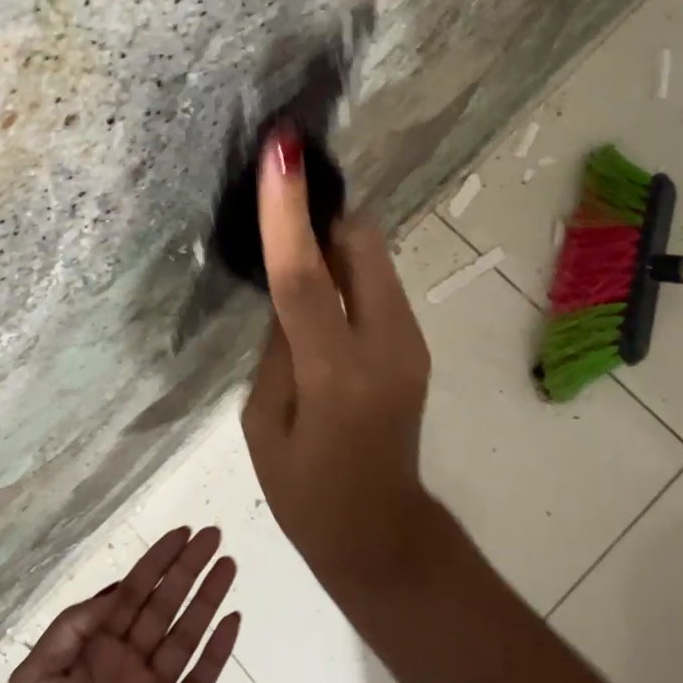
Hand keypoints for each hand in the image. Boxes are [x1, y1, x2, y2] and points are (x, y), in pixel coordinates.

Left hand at [0, 526, 241, 682]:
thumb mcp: (34, 677)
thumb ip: (72, 628)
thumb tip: (114, 591)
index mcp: (92, 650)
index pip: (130, 594)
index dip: (156, 562)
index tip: (181, 533)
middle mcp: (125, 665)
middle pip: (163, 606)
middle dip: (188, 569)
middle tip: (213, 535)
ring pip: (186, 637)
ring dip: (208, 600)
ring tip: (229, 565)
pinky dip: (218, 654)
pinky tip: (232, 622)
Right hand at [240, 122, 435, 588]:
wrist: (381, 531)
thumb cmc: (304, 491)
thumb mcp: (264, 420)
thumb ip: (279, 345)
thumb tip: (290, 287)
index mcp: (334, 373)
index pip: (306, 278)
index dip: (290, 212)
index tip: (281, 151)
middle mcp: (385, 345)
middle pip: (361, 243)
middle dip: (323, 220)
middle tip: (287, 227)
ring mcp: (410, 341)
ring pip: (375, 257)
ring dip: (337, 246)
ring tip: (303, 268)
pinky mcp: (417, 344)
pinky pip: (379, 284)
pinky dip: (350, 274)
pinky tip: (326, 305)